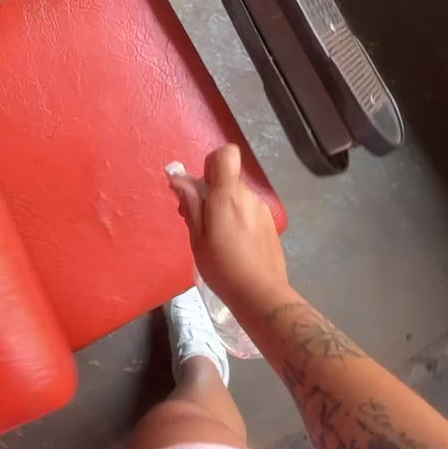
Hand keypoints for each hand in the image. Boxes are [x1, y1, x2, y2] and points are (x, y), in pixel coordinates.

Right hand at [168, 144, 287, 303]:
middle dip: (210, 193)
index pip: (226, 154)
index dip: (211, 163)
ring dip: (224, 208)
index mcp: (227, 195)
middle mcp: (248, 195)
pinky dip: (238, 219)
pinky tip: (234, 245)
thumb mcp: (197, 237)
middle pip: (227, 179)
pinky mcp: (270, 223)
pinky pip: (248, 210)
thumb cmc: (222, 266)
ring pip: (237, 196)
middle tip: (197, 221)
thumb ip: (190, 203)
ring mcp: (261, 209)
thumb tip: (177, 177)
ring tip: (216, 238)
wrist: (260, 293)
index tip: (200, 188)